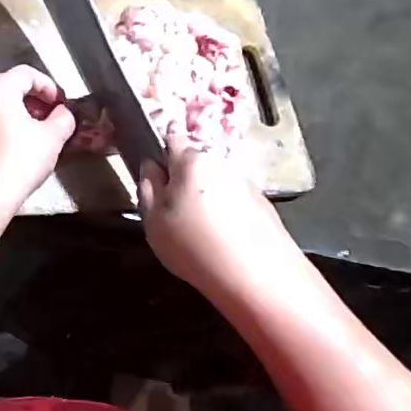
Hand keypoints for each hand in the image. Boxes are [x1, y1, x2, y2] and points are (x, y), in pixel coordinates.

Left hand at [0, 65, 75, 209]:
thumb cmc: (20, 160)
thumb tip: (63, 113)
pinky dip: (6, 124)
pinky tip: (19, 144)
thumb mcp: (52, 137)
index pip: (27, 73)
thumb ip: (63, 118)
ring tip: (38, 131)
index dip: (49, 85)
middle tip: (51, 115)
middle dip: (34, 98)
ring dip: (20, 111)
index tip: (62, 104)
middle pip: (10, 85)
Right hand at [137, 141, 303, 300]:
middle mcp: (221, 162)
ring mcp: (245, 181)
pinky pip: (234, 199)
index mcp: (191, 159)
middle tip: (173, 207)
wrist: (254, 274)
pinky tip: (221, 237)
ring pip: (216, 181)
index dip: (162, 147)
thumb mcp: (154, 220)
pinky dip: (225, 210)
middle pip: (196, 161)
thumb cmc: (193, 244)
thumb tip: (150, 166)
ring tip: (199, 228)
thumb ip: (148, 188)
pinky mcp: (262, 203)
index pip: (173, 136)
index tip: (157, 164)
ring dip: (206, 195)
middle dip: (184, 176)